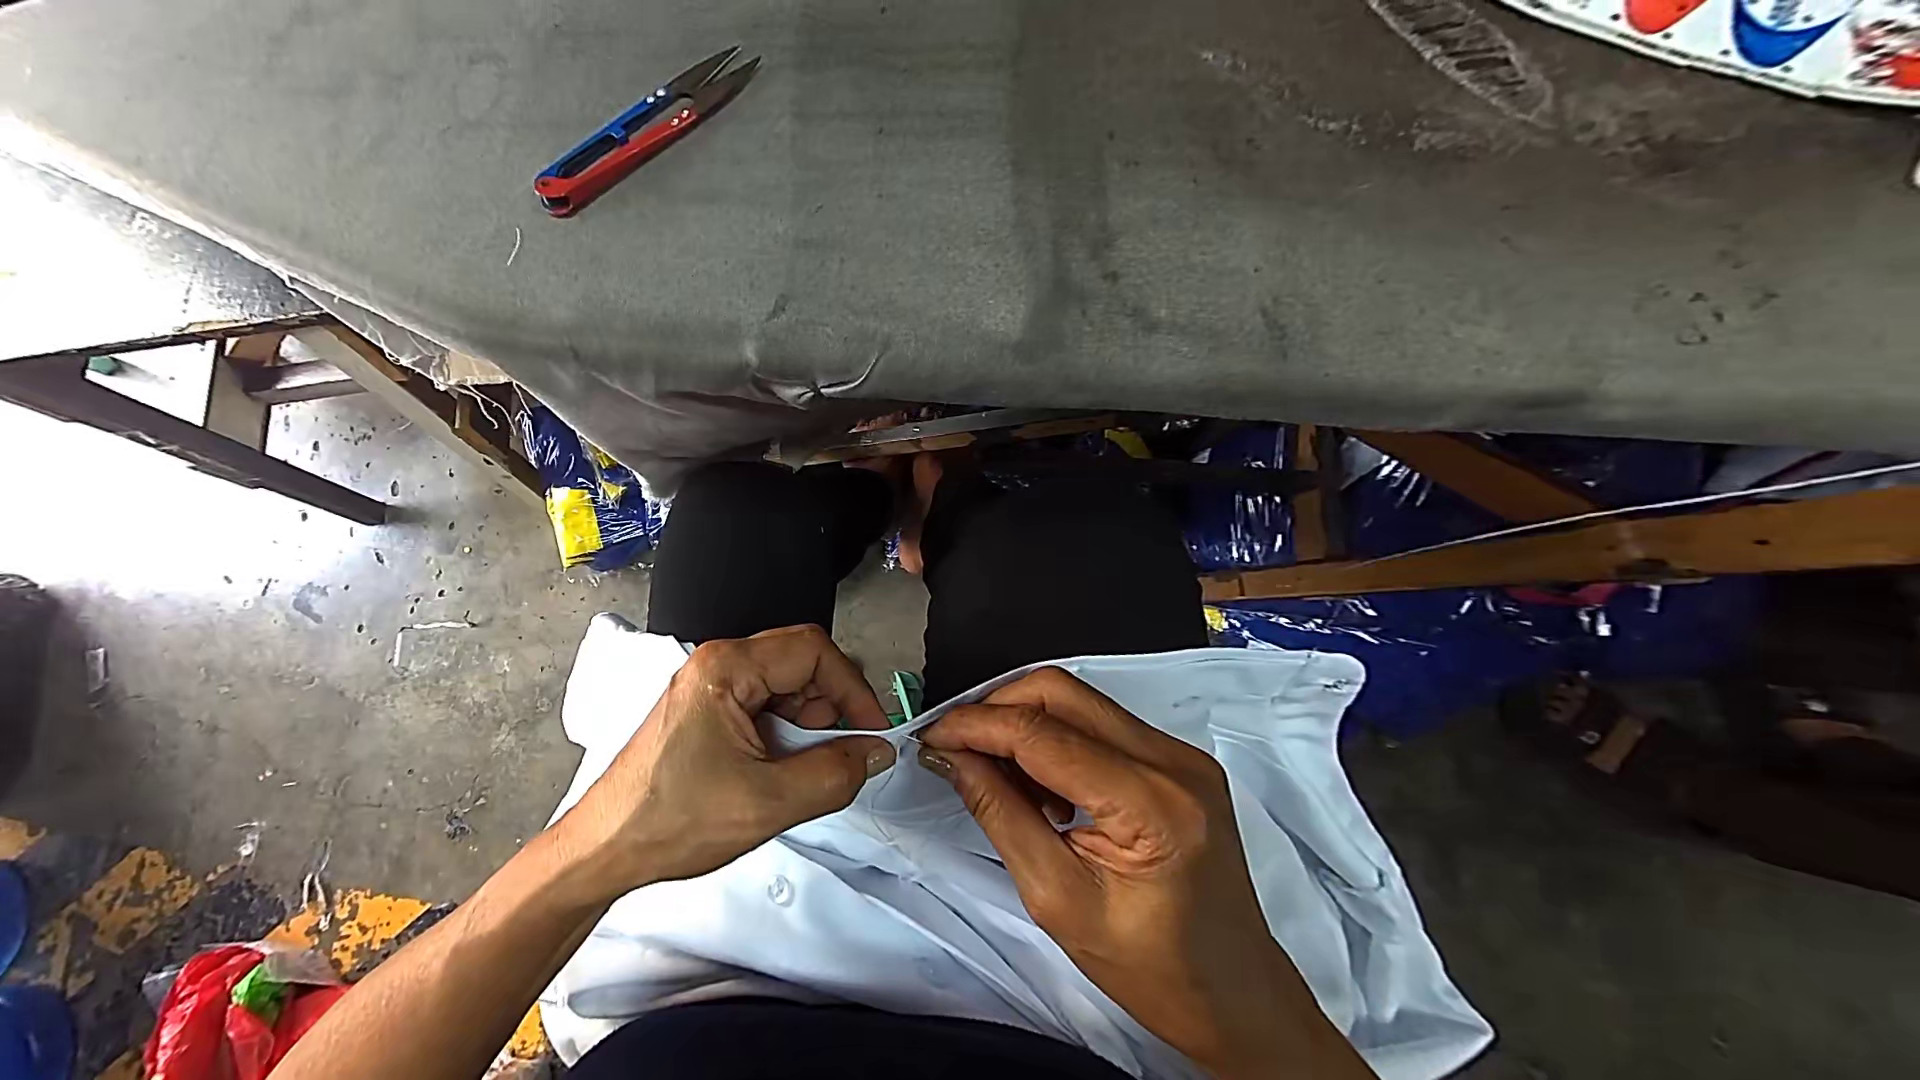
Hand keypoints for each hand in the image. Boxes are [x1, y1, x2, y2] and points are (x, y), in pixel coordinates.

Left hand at [559, 625, 896, 889]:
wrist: (604, 851)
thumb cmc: (668, 822)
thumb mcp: (767, 804)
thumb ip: (835, 775)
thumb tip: (876, 752)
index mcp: (726, 668)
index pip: (814, 652)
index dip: (853, 689)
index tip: (872, 730)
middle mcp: (718, 664)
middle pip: (803, 663)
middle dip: (832, 707)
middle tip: (839, 752)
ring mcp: (713, 684)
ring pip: (790, 684)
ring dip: (811, 723)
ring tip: (802, 767)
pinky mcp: (712, 707)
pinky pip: (770, 703)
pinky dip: (790, 732)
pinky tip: (781, 768)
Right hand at [919, 668, 1372, 1079]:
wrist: (1236, 995)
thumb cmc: (1151, 970)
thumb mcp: (1057, 900)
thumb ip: (1000, 815)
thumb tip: (952, 757)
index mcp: (1151, 802)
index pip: (1043, 733)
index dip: (977, 725)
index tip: (932, 736)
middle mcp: (1173, 758)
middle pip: (1063, 691)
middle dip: (998, 707)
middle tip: (958, 745)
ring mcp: (1181, 753)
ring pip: (1080, 701)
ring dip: (1025, 722)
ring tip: (996, 773)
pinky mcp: (1178, 758)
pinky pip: (1101, 724)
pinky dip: (1056, 738)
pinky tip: (1041, 784)